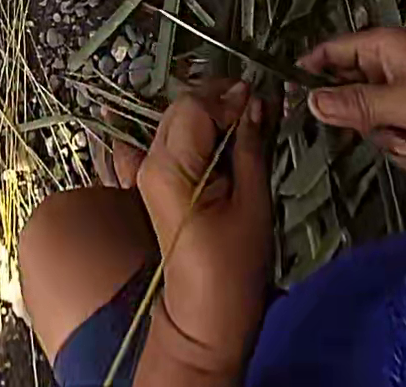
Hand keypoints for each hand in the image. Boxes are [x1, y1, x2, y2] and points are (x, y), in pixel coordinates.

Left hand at [135, 81, 271, 378]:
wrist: (204, 313)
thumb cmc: (233, 268)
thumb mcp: (254, 205)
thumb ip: (250, 147)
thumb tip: (255, 102)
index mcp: (169, 166)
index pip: (193, 107)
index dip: (226, 95)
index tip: (258, 93)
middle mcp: (150, 160)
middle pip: (180, 108)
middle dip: (218, 99)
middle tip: (255, 102)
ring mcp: (147, 166)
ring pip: (177, 118)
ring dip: (209, 111)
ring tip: (245, 116)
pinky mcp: (154, 175)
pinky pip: (174, 137)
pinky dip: (197, 127)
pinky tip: (218, 124)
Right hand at [298, 28, 405, 200]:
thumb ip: (357, 104)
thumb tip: (309, 101)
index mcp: (387, 47)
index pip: (331, 53)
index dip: (310, 73)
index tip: (292, 101)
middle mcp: (392, 68)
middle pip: (346, 90)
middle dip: (360, 117)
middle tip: (382, 129)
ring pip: (368, 120)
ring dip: (388, 138)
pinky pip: (392, 138)